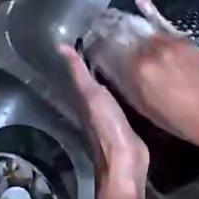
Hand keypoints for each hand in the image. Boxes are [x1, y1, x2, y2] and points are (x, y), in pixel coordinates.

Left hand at [59, 44, 148, 198]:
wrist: (126, 162)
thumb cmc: (107, 128)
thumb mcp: (92, 96)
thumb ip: (80, 73)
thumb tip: (61, 46)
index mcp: (84, 100)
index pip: (82, 73)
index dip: (86, 55)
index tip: (96, 35)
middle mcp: (95, 107)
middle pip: (97, 81)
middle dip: (103, 64)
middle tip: (116, 42)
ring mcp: (112, 116)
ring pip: (111, 90)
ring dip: (116, 77)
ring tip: (129, 57)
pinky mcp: (128, 123)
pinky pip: (126, 101)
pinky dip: (129, 90)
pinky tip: (137, 83)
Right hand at [78, 0, 198, 156]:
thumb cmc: (174, 117)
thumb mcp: (141, 105)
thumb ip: (122, 82)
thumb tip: (106, 65)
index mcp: (136, 70)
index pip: (107, 50)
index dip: (96, 47)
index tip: (89, 45)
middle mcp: (149, 50)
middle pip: (120, 33)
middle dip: (104, 28)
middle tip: (93, 26)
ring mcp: (166, 41)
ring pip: (137, 25)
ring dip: (121, 20)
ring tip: (108, 15)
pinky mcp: (180, 38)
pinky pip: (159, 19)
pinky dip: (147, 7)